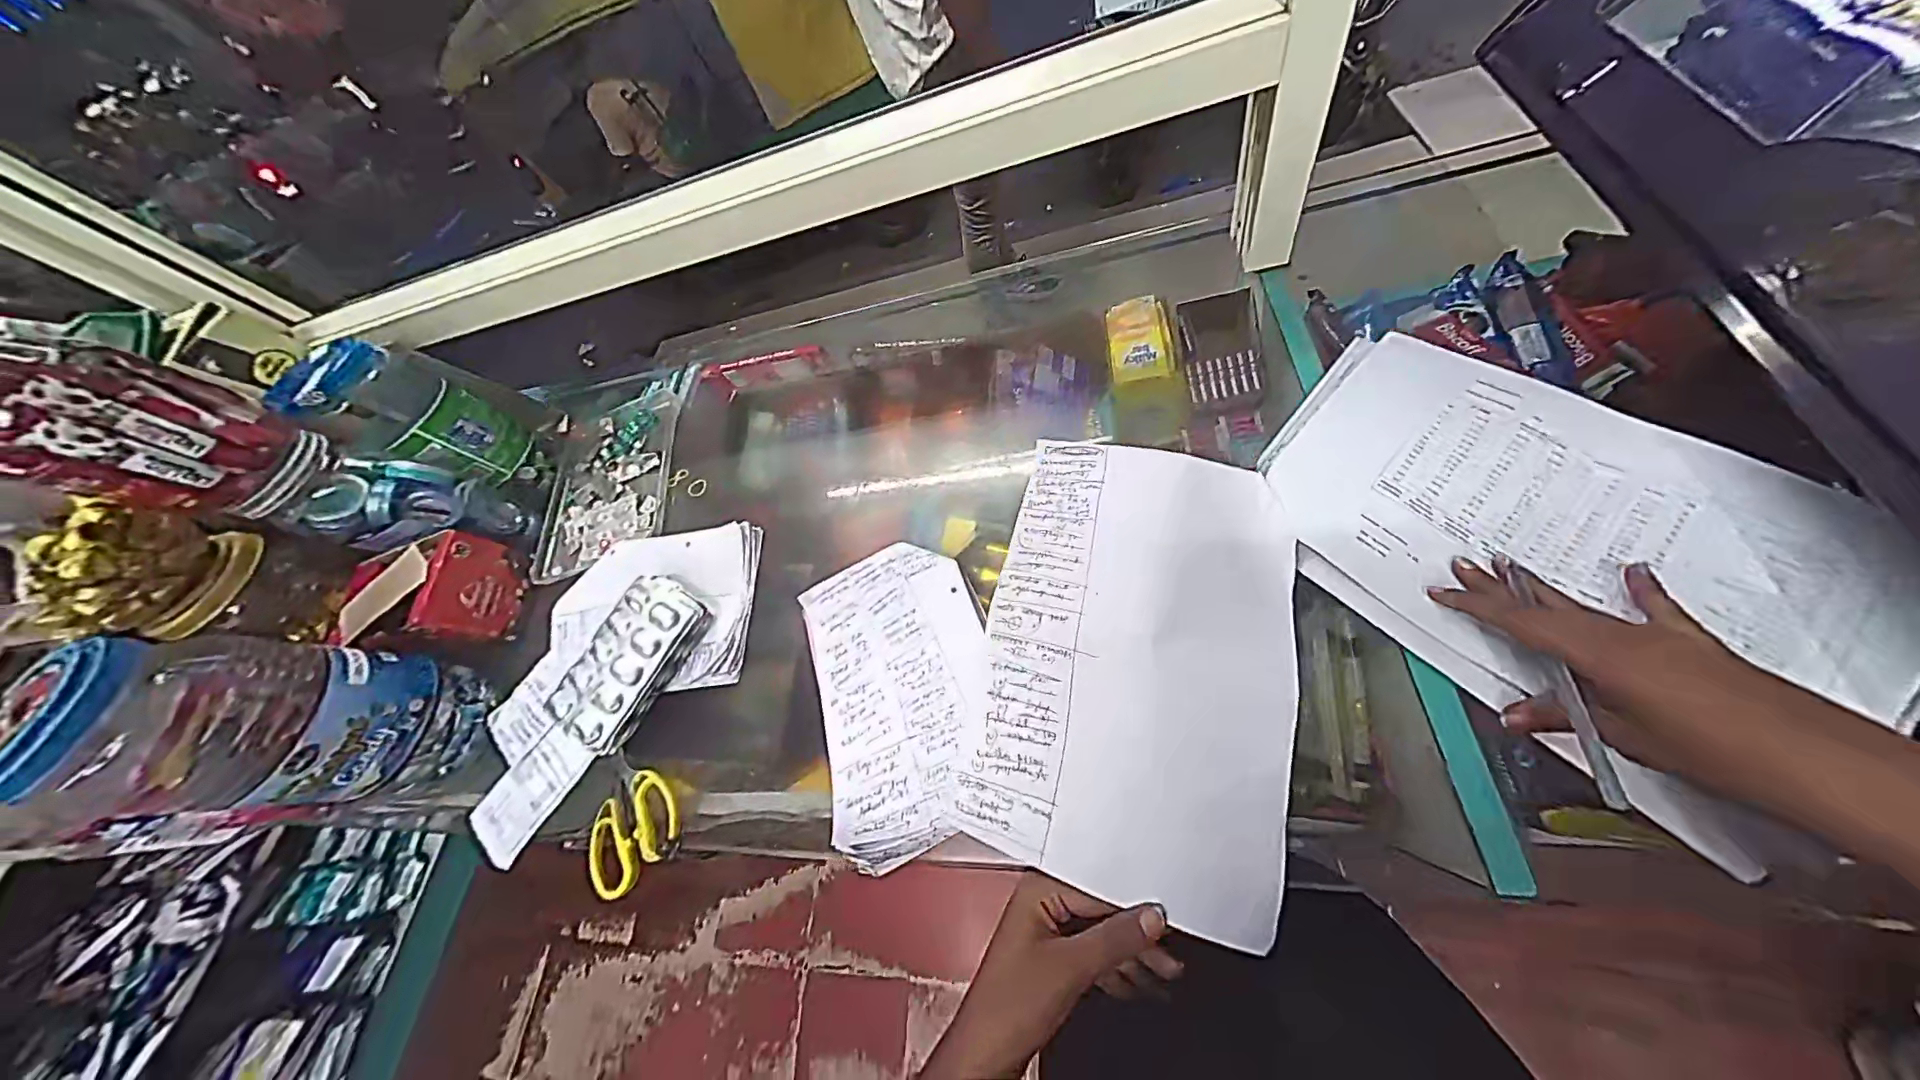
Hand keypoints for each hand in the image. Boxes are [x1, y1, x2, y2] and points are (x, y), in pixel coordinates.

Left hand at [918, 872, 1181, 1078]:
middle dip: (1136, 935)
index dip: (1134, 906)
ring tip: (1162, 968)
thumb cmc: (1006, 1007)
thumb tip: (1150, 917)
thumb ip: (1115, 939)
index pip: (1098, 886)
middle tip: (1168, 953)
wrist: (987, 1052)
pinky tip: (1135, 978)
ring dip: (1130, 953)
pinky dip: (1114, 966)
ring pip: (1098, 932)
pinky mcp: (1049, 954)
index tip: (1165, 920)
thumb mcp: (1071, 968)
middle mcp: (1038, 902)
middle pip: (1099, 909)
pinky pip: (1090, 950)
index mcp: (1037, 889)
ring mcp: (1044, 928)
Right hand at [1427, 558, 1909, 825]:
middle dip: (1500, 587)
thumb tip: (1518, 714)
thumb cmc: (1725, 752)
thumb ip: (1564, 718)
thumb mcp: (1625, 738)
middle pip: (1546, 606)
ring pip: (1585, 607)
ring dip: (1544, 591)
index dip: (1476, 605)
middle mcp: (1627, 638)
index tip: (1447, 591)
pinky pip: (1656, 610)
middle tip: (1467, 566)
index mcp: (1602, 656)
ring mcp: (1660, 638)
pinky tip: (1633, 575)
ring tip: (1513, 570)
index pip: (1521, 624)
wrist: (1819, 761)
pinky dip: (1639, 593)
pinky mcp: (1691, 646)